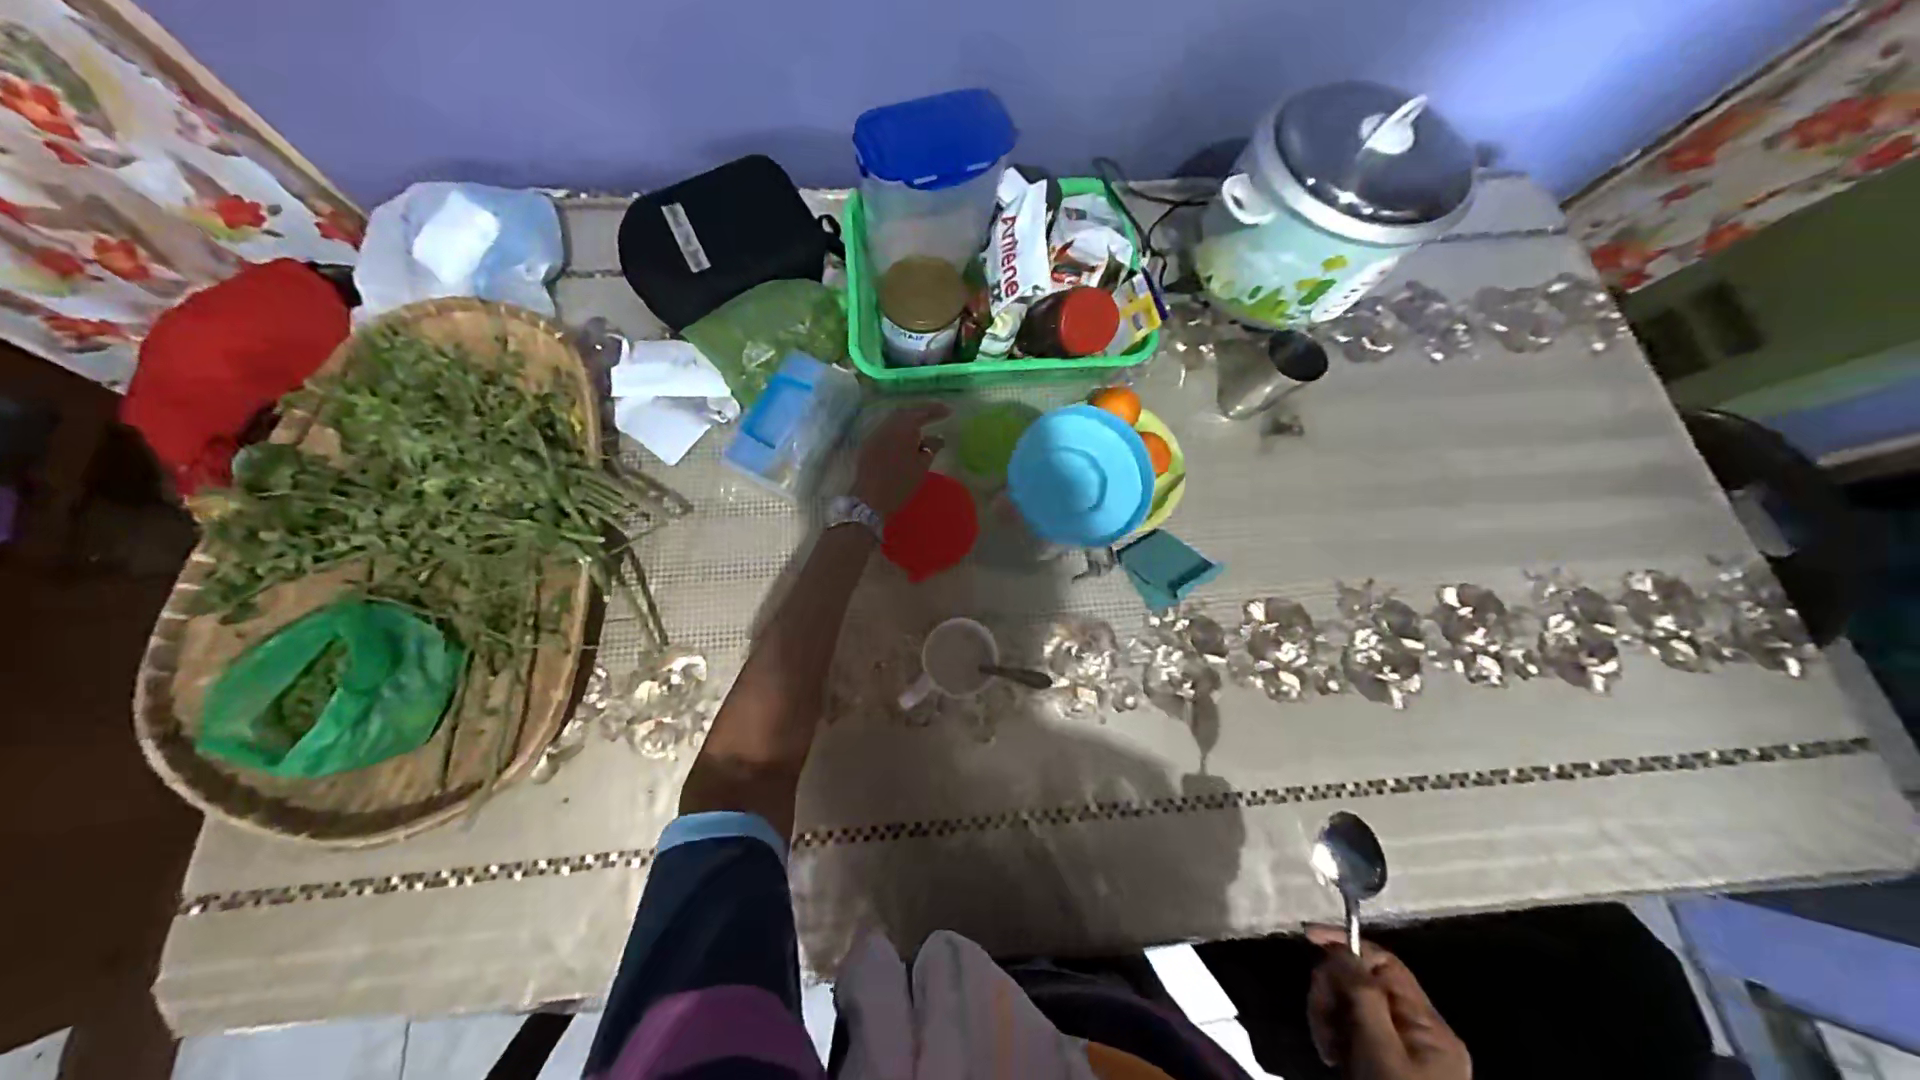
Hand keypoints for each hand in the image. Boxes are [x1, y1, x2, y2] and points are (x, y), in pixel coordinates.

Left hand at [849, 403, 949, 518]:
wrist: (870, 499)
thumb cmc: (901, 483)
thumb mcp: (922, 466)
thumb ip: (931, 447)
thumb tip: (938, 438)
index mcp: (903, 428)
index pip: (922, 412)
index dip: (936, 410)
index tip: (949, 412)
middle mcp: (887, 425)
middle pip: (906, 412)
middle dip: (921, 412)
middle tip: (936, 415)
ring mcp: (875, 434)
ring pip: (894, 420)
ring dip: (909, 420)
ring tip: (922, 426)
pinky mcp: (869, 444)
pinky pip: (886, 430)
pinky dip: (898, 430)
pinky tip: (905, 438)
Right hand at [1305, 926, 1470, 1079]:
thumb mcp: (1379, 1051)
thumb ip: (1362, 994)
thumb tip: (1340, 948)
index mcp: (1428, 1025)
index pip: (1384, 962)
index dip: (1345, 944)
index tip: (1306, 939)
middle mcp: (1418, 1033)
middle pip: (1364, 982)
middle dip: (1332, 990)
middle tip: (1320, 1020)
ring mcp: (1402, 1054)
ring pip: (1353, 1007)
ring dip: (1329, 1016)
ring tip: (1326, 1048)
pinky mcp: (1383, 1069)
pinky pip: (1354, 1033)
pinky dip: (1336, 1037)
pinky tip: (1332, 1058)